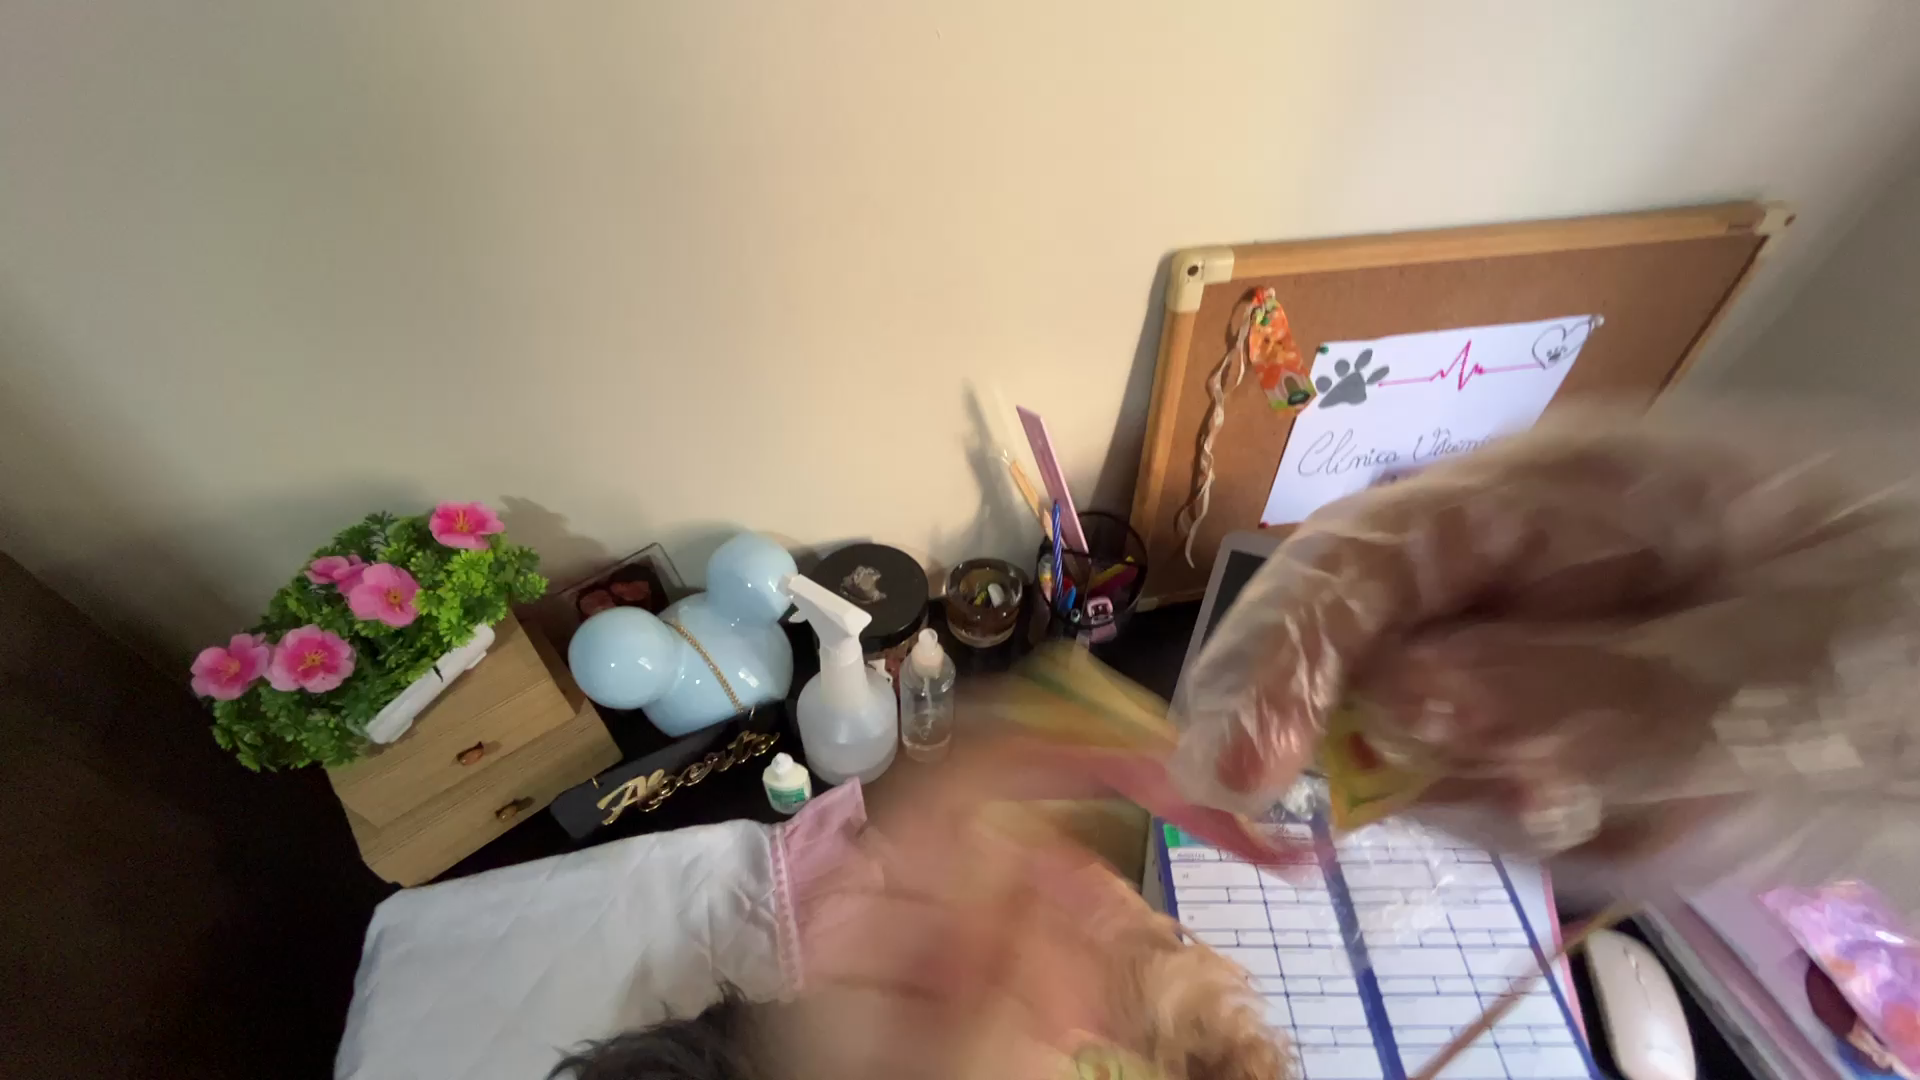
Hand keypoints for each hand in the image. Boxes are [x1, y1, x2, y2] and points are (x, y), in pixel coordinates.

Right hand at [1171, 411, 1919, 880]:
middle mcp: (1487, 564)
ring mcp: (1495, 643)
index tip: (1231, 771)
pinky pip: (1475, 789)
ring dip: (1500, 797)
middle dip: (1335, 730)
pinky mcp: (1516, 716)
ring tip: (1672, 800)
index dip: (1276, 654)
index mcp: (1544, 497)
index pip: (1357, 561)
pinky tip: (1665, 807)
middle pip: (1338, 642)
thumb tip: (1399, 705)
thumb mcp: (1813, 671)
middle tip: (1298, 806)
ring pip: (1404, 737)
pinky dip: (1552, 824)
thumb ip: (1608, 691)